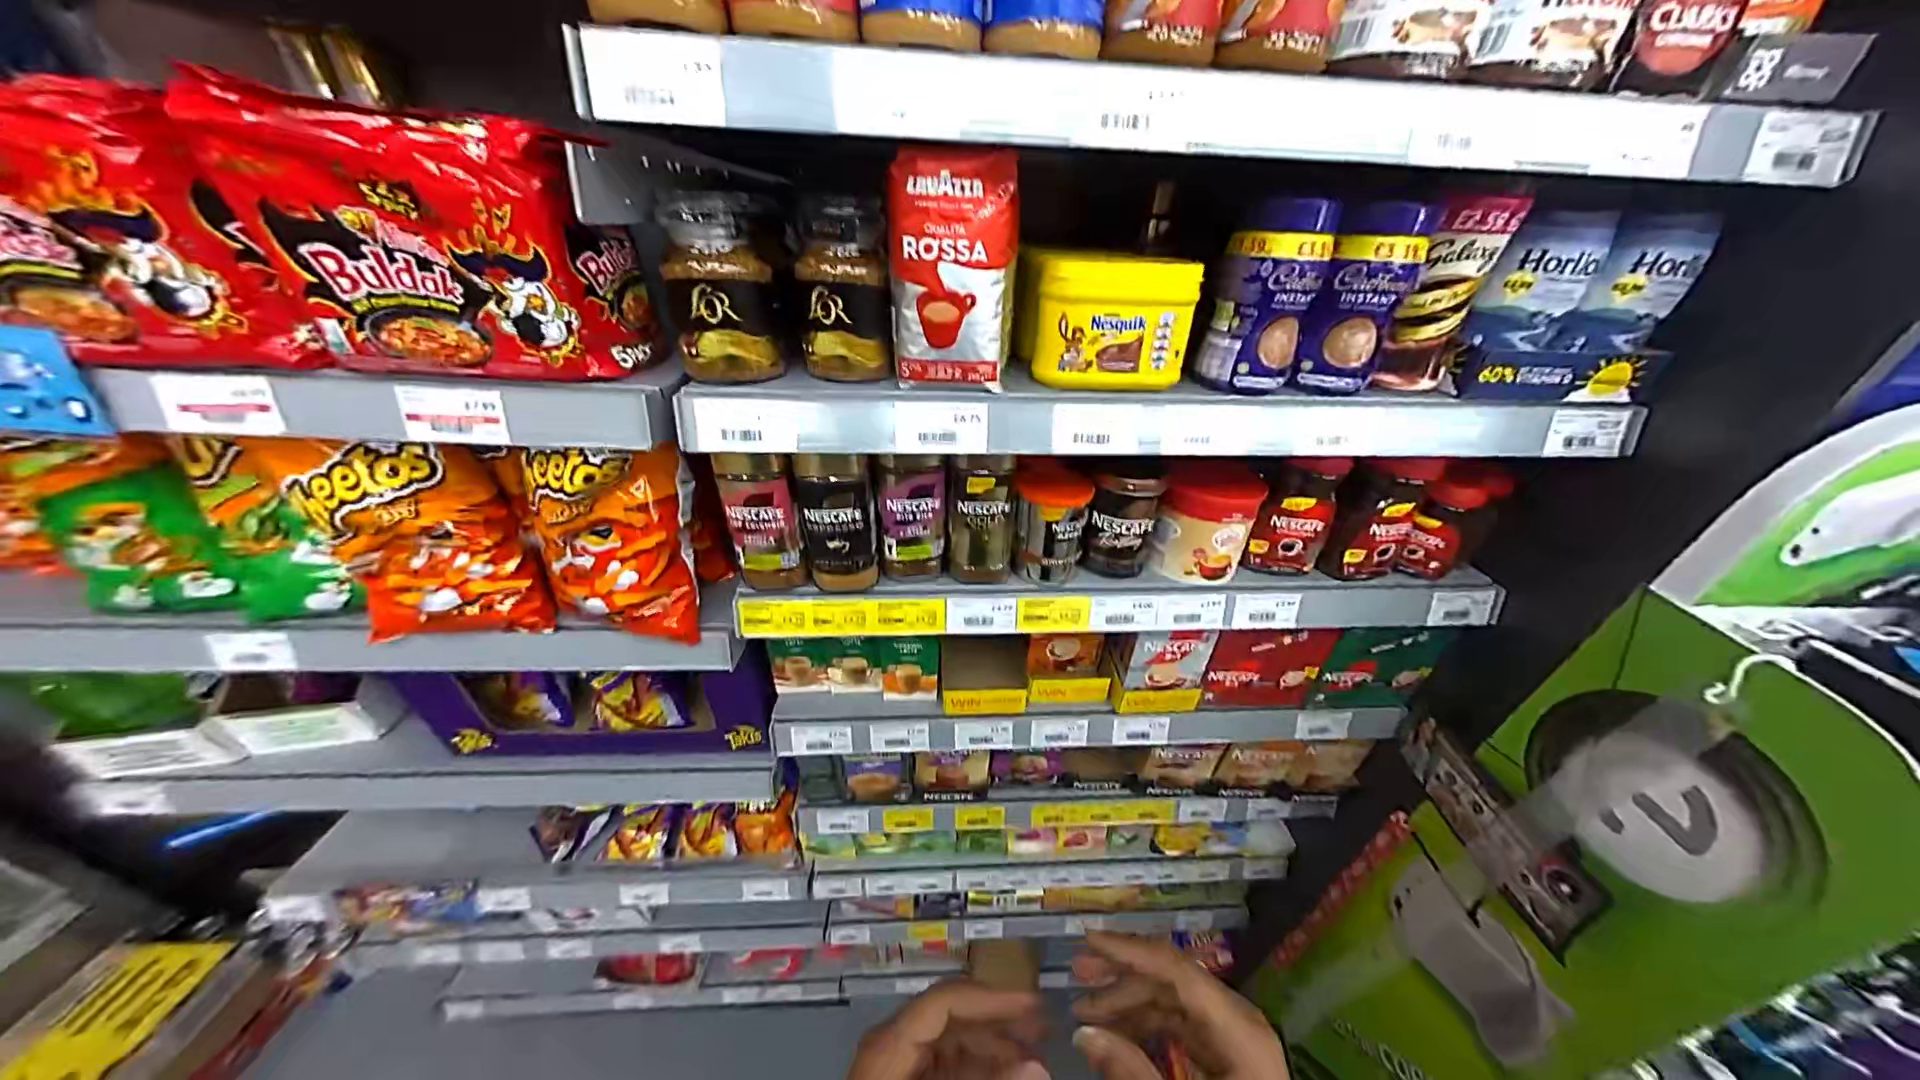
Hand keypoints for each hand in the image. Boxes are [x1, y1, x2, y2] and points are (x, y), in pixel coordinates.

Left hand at [849, 979, 1049, 1079]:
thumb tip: (1037, 1068)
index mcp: (890, 1045)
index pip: (946, 1001)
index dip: (991, 998)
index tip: (1034, 1005)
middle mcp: (893, 1047)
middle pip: (952, 1020)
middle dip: (999, 1025)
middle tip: (1045, 1032)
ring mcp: (899, 1069)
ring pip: (954, 1045)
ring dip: (994, 1051)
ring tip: (1035, 1062)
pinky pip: (948, 1069)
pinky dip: (979, 1074)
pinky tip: (1009, 1078)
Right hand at [1070, 932, 1290, 1079]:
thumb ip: (1132, 1073)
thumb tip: (1084, 1033)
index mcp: (1238, 1029)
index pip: (1174, 968)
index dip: (1128, 950)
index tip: (1087, 939)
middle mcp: (1239, 1022)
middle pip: (1172, 981)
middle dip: (1122, 976)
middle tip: (1076, 973)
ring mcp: (1238, 1041)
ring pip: (1175, 1003)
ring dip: (1130, 1002)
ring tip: (1087, 1010)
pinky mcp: (1233, 1061)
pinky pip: (1184, 1027)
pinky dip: (1149, 1025)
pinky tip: (1119, 1033)